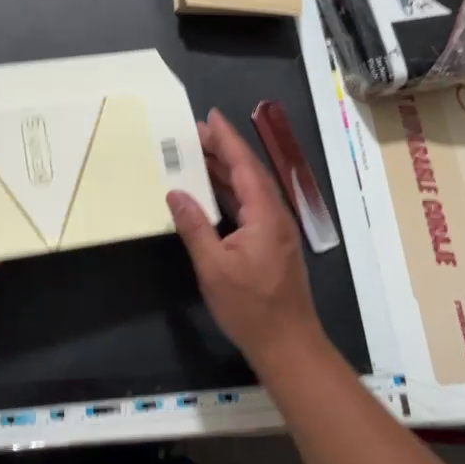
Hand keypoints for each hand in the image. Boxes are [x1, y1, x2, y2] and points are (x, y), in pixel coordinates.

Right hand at [167, 110, 324, 369]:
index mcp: (265, 213)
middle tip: (195, 132)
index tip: (209, 117)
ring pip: (250, 189)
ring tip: (198, 153)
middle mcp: (275, 215)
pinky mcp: (272, 244)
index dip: (226, 139)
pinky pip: (250, 205)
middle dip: (223, 149)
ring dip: (226, 170)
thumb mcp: (213, 268)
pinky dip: (231, 191)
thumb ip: (194, 227)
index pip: (244, 165)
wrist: (288, 346)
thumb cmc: (250, 307)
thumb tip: (175, 193)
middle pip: (248, 172)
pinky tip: (213, 191)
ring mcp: (276, 230)